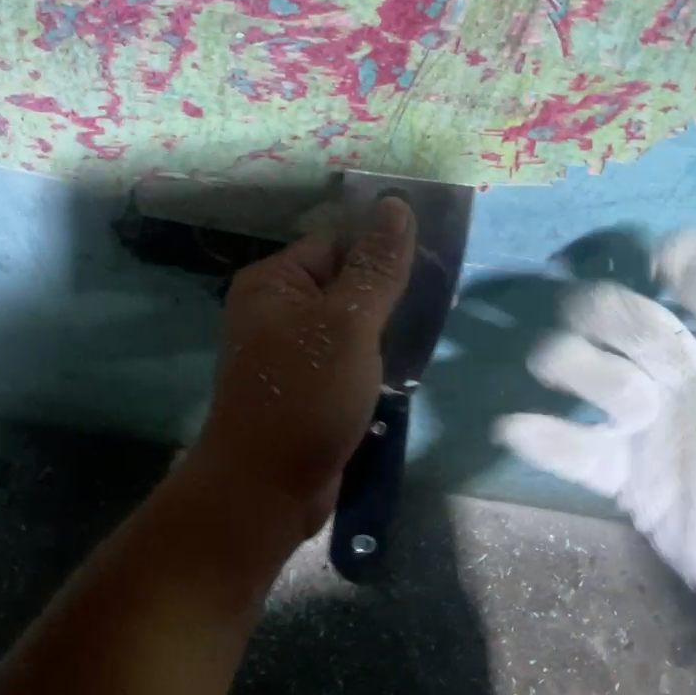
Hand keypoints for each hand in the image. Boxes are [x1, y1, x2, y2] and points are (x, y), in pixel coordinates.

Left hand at [185, 197, 416, 540]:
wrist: (267, 489)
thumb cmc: (305, 395)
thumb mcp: (347, 324)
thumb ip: (376, 267)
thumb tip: (396, 205)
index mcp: (273, 282)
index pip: (336, 245)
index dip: (379, 255)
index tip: (426, 275)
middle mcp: (274, 309)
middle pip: (343, 284)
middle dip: (384, 299)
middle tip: (429, 312)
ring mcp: (287, 351)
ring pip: (347, 326)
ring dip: (382, 335)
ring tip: (419, 344)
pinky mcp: (303, 387)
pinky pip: (343, 360)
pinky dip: (370, 365)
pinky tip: (400, 375)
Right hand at [498, 233, 695, 694]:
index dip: (693, 268)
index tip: (669, 251)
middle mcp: (695, 378)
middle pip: (633, 317)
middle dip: (611, 311)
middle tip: (614, 339)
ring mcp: (651, 426)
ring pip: (590, 366)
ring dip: (575, 365)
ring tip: (590, 396)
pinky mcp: (624, 477)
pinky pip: (570, 447)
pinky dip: (540, 435)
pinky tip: (516, 430)